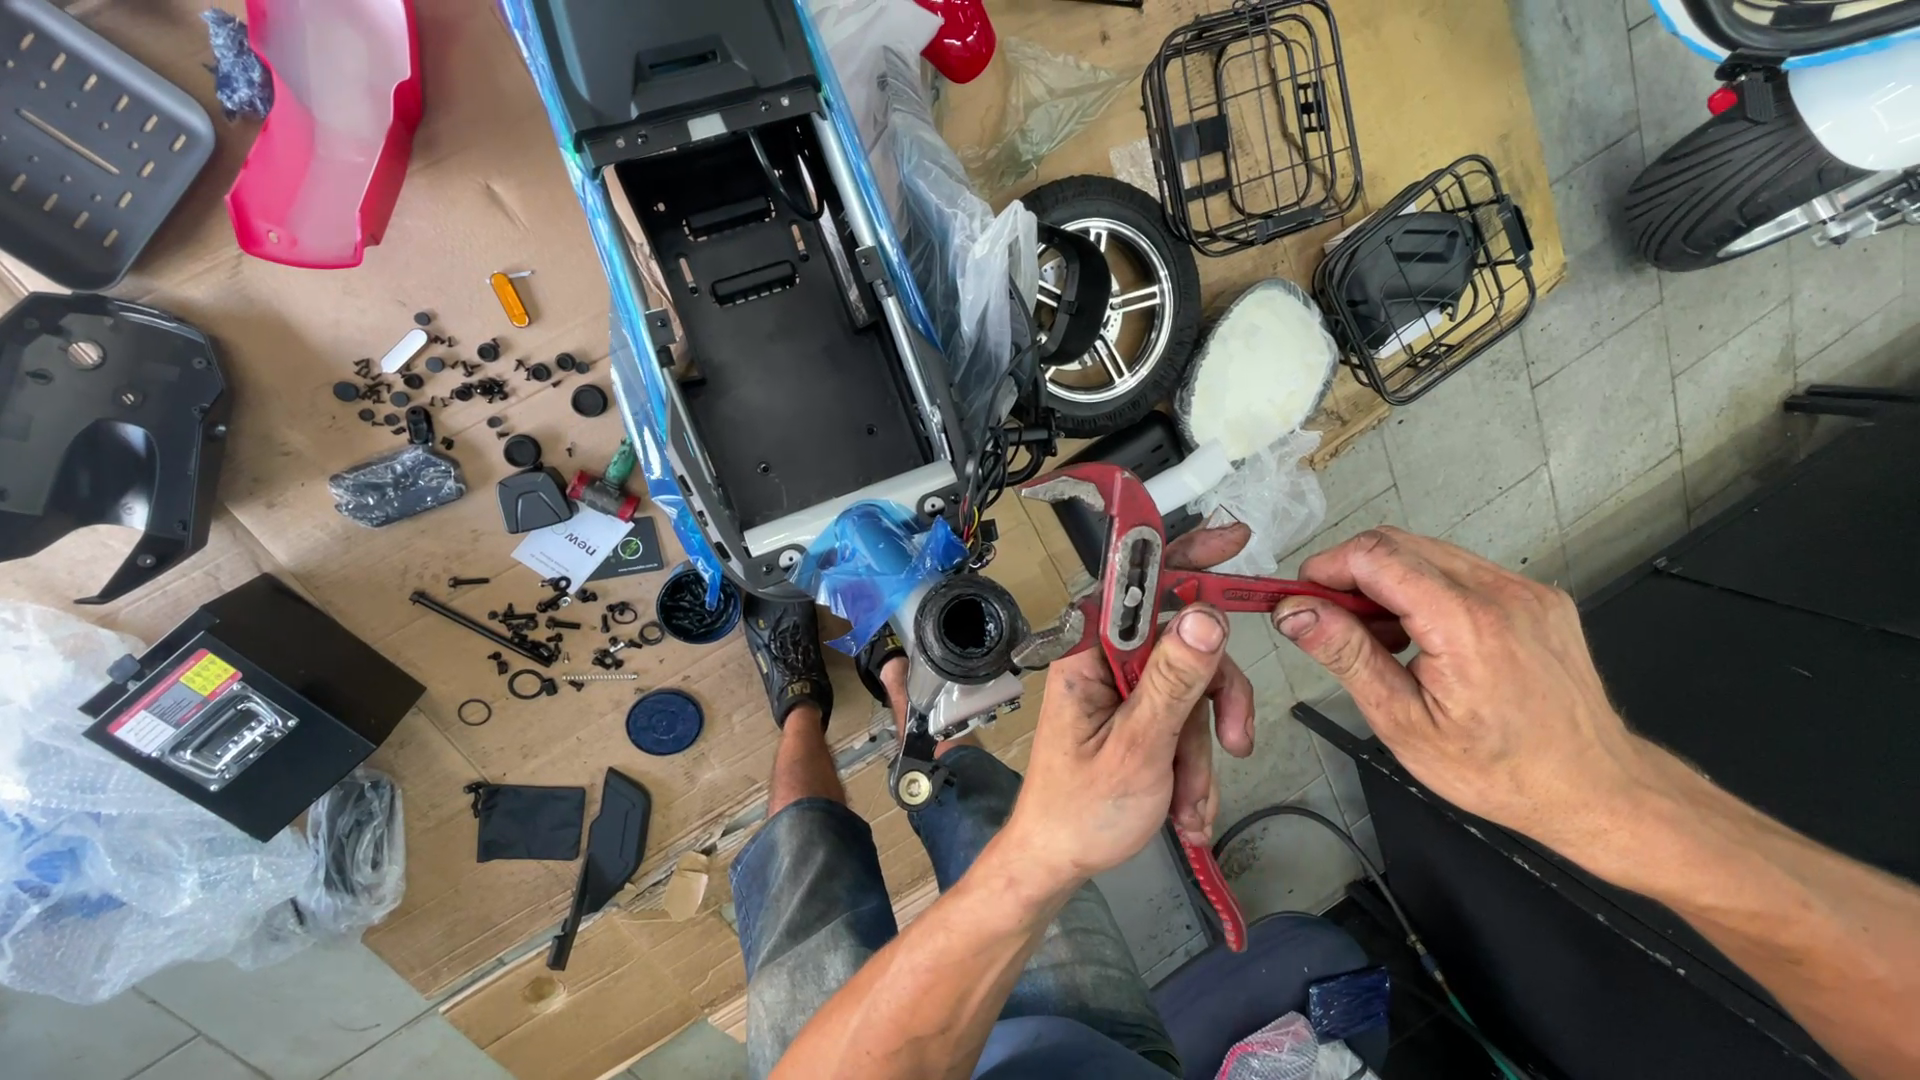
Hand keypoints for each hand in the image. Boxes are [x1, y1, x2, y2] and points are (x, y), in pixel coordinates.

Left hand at [1002, 525, 1255, 888]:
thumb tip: (1205, 616)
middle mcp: (1106, 663)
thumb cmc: (1079, 812)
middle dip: (1214, 705)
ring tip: (1187, 804)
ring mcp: (1124, 691)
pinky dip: (1194, 766)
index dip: (1184, 557)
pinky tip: (1184, 807)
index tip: (1233, 541)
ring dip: (1202, 753)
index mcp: (1088, 655)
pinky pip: (1187, 723)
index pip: (1137, 586)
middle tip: (1234, 746)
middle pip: (1186, 646)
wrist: (1058, 861)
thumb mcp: (1137, 748)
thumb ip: (1174, 681)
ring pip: (1195, 692)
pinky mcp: (1137, 718)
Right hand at [1271, 528, 1653, 853]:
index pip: (1376, 555)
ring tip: (1377, 636)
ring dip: (1384, 580)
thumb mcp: (1402, 722)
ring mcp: (1524, 589)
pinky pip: (1460, 568)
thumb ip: (1347, 656)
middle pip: (1397, 543)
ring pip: (1427, 552)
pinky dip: (1422, 587)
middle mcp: (1500, 591)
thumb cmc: (1495, 768)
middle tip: (1329, 620)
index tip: (1301, 599)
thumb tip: (1294, 612)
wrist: (1595, 788)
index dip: (1326, 567)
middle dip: (1349, 572)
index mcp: (1465, 623)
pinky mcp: (1536, 596)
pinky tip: (1419, 635)